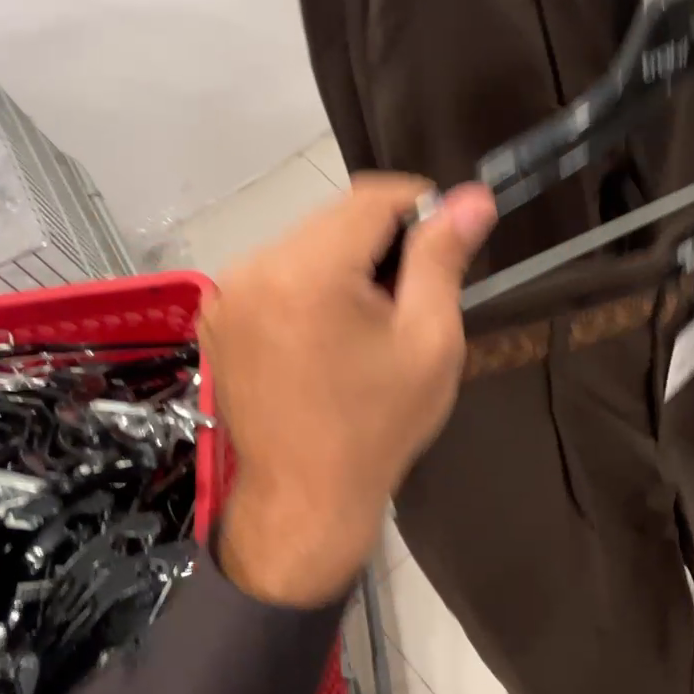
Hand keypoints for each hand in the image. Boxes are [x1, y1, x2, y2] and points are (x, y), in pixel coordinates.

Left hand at [201, 176, 496, 607]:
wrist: (307, 497)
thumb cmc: (381, 423)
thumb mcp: (430, 339)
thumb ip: (444, 259)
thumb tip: (473, 197)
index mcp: (308, 273)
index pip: (372, 196)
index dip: (421, 204)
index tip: (450, 239)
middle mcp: (255, 268)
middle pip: (337, 216)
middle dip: (385, 238)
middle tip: (418, 291)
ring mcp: (228, 292)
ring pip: (309, 240)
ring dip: (351, 259)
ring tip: (377, 317)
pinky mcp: (220, 315)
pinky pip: (281, 269)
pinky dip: (317, 281)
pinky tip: (337, 329)